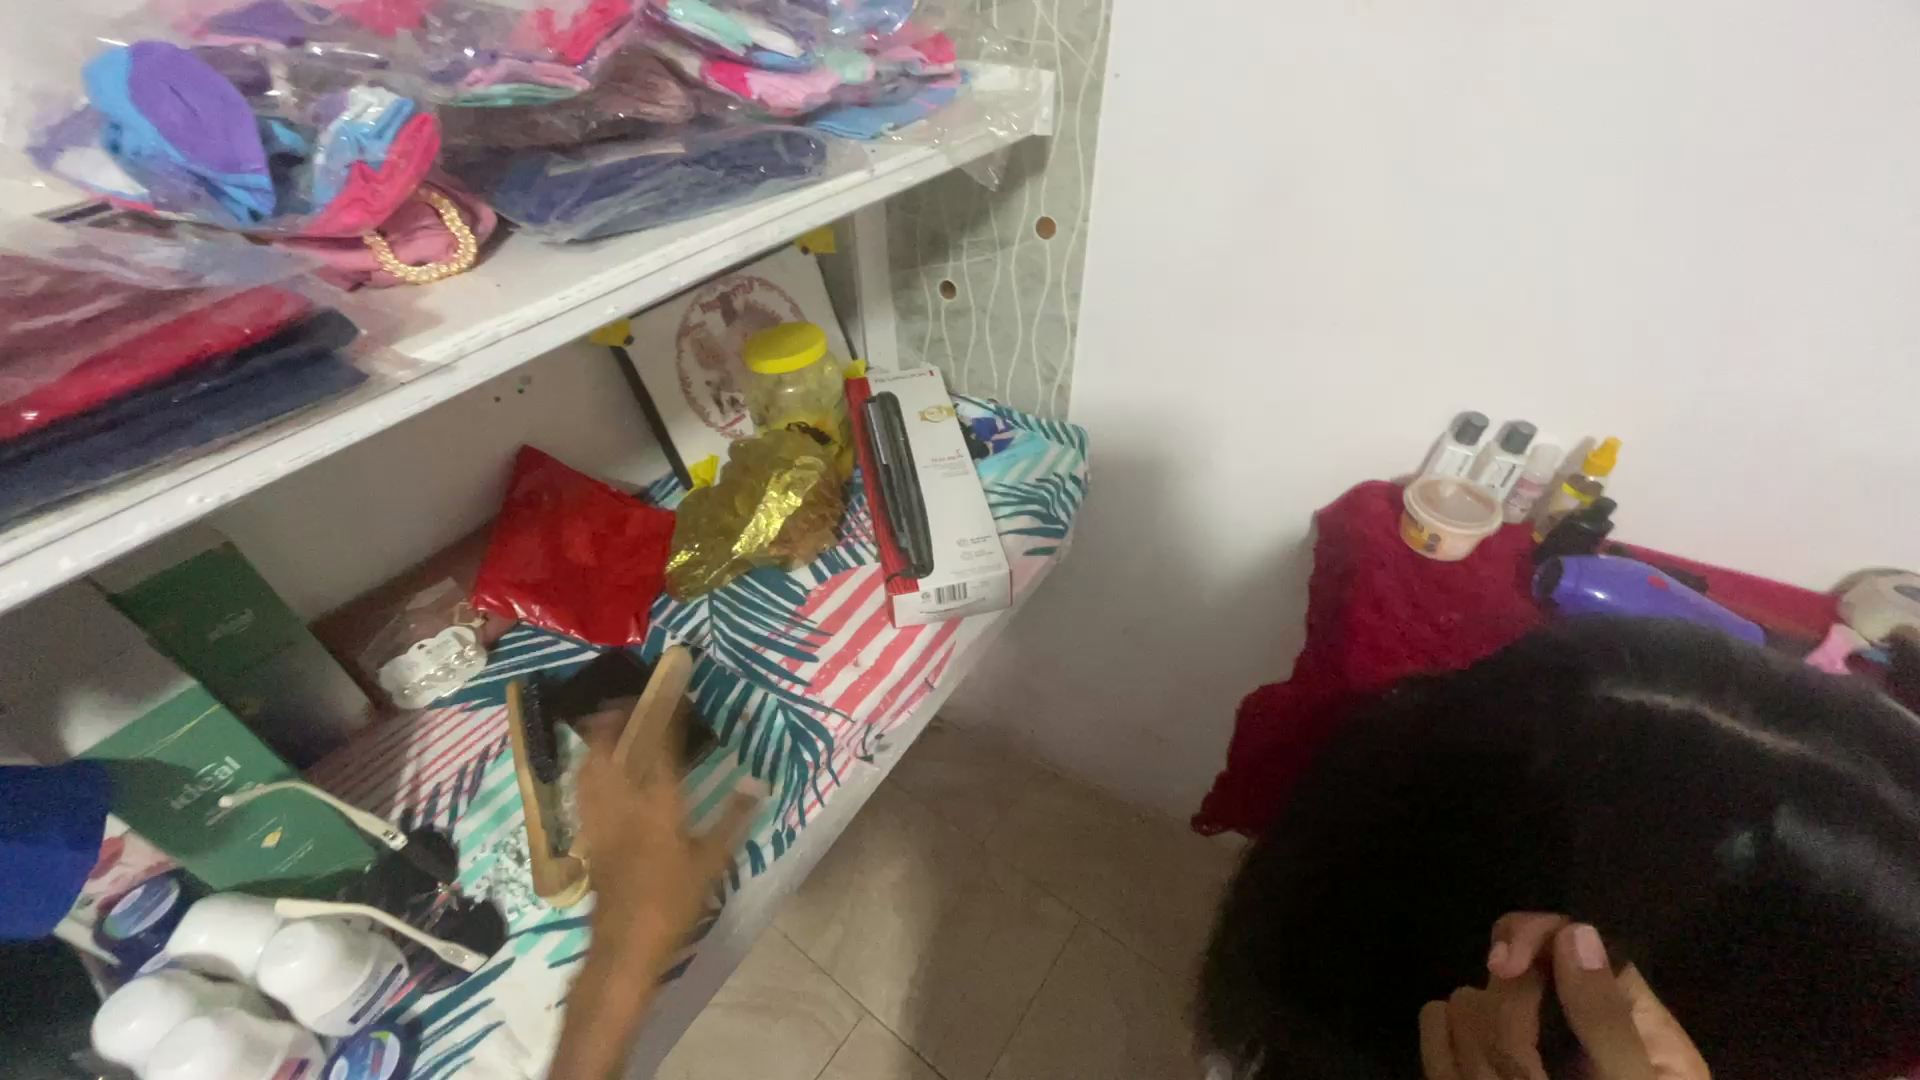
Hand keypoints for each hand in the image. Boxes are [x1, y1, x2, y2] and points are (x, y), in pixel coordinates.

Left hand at [574, 718, 759, 957]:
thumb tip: (757, 783)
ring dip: (598, 741)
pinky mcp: (589, 836)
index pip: (660, 750)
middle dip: (619, 721)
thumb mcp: (713, 859)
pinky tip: (590, 765)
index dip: (663, 718)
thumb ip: (734, 817)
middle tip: (629, 700)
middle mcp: (626, 805)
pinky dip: (586, 770)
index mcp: (661, 805)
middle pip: (616, 752)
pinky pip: (583, 792)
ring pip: (593, 769)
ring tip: (604, 721)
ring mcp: (602, 820)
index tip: (672, 695)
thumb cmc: (674, 900)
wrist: (626, 944)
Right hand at [1419, 917, 1709, 1079]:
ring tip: (1510, 1078)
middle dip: (1505, 1009)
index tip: (1502, 962)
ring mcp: (1526, 1044)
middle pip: (1510, 967)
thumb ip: (1608, 1020)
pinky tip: (1470, 1068)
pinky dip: (1444, 1039)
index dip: (1528, 935)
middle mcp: (1573, 1021)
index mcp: (1629, 1020)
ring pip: (1468, 996)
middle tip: (1527, 1063)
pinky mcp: (1484, 1067)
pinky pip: (1436, 1023)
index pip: (1565, 936)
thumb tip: (1571, 929)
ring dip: (1477, 1037)